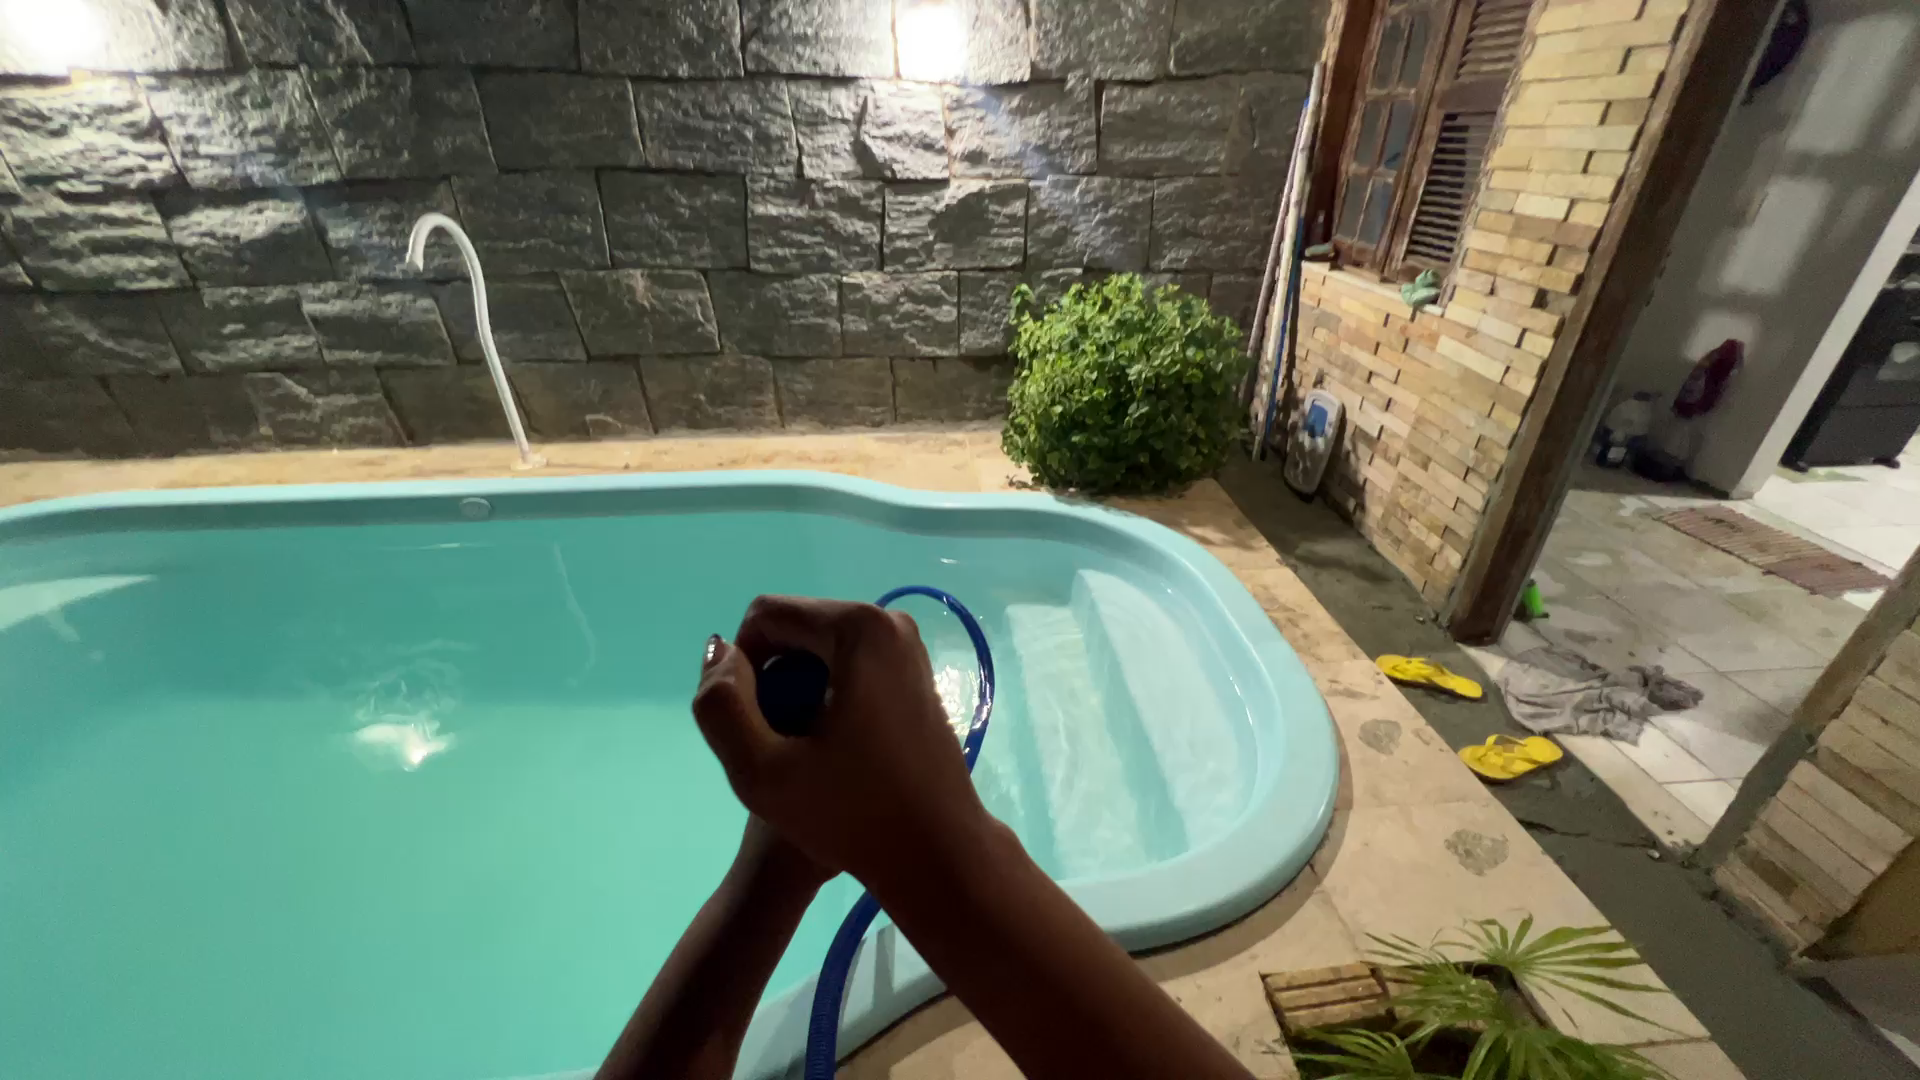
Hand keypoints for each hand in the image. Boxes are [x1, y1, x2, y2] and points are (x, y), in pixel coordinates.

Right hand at [693, 596, 988, 886]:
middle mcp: (889, 619)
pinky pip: (848, 661)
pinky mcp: (914, 668)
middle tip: (781, 742)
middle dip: (773, 677)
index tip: (757, 727)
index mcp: (858, 627)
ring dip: (798, 688)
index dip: (742, 669)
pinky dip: (827, 692)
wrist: (937, 849)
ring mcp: (907, 643)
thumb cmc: (852, 813)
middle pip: (796, 627)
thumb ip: (721, 705)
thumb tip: (720, 651)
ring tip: (807, 747)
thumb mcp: (761, 772)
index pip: (765, 615)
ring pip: (820, 646)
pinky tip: (835, 744)